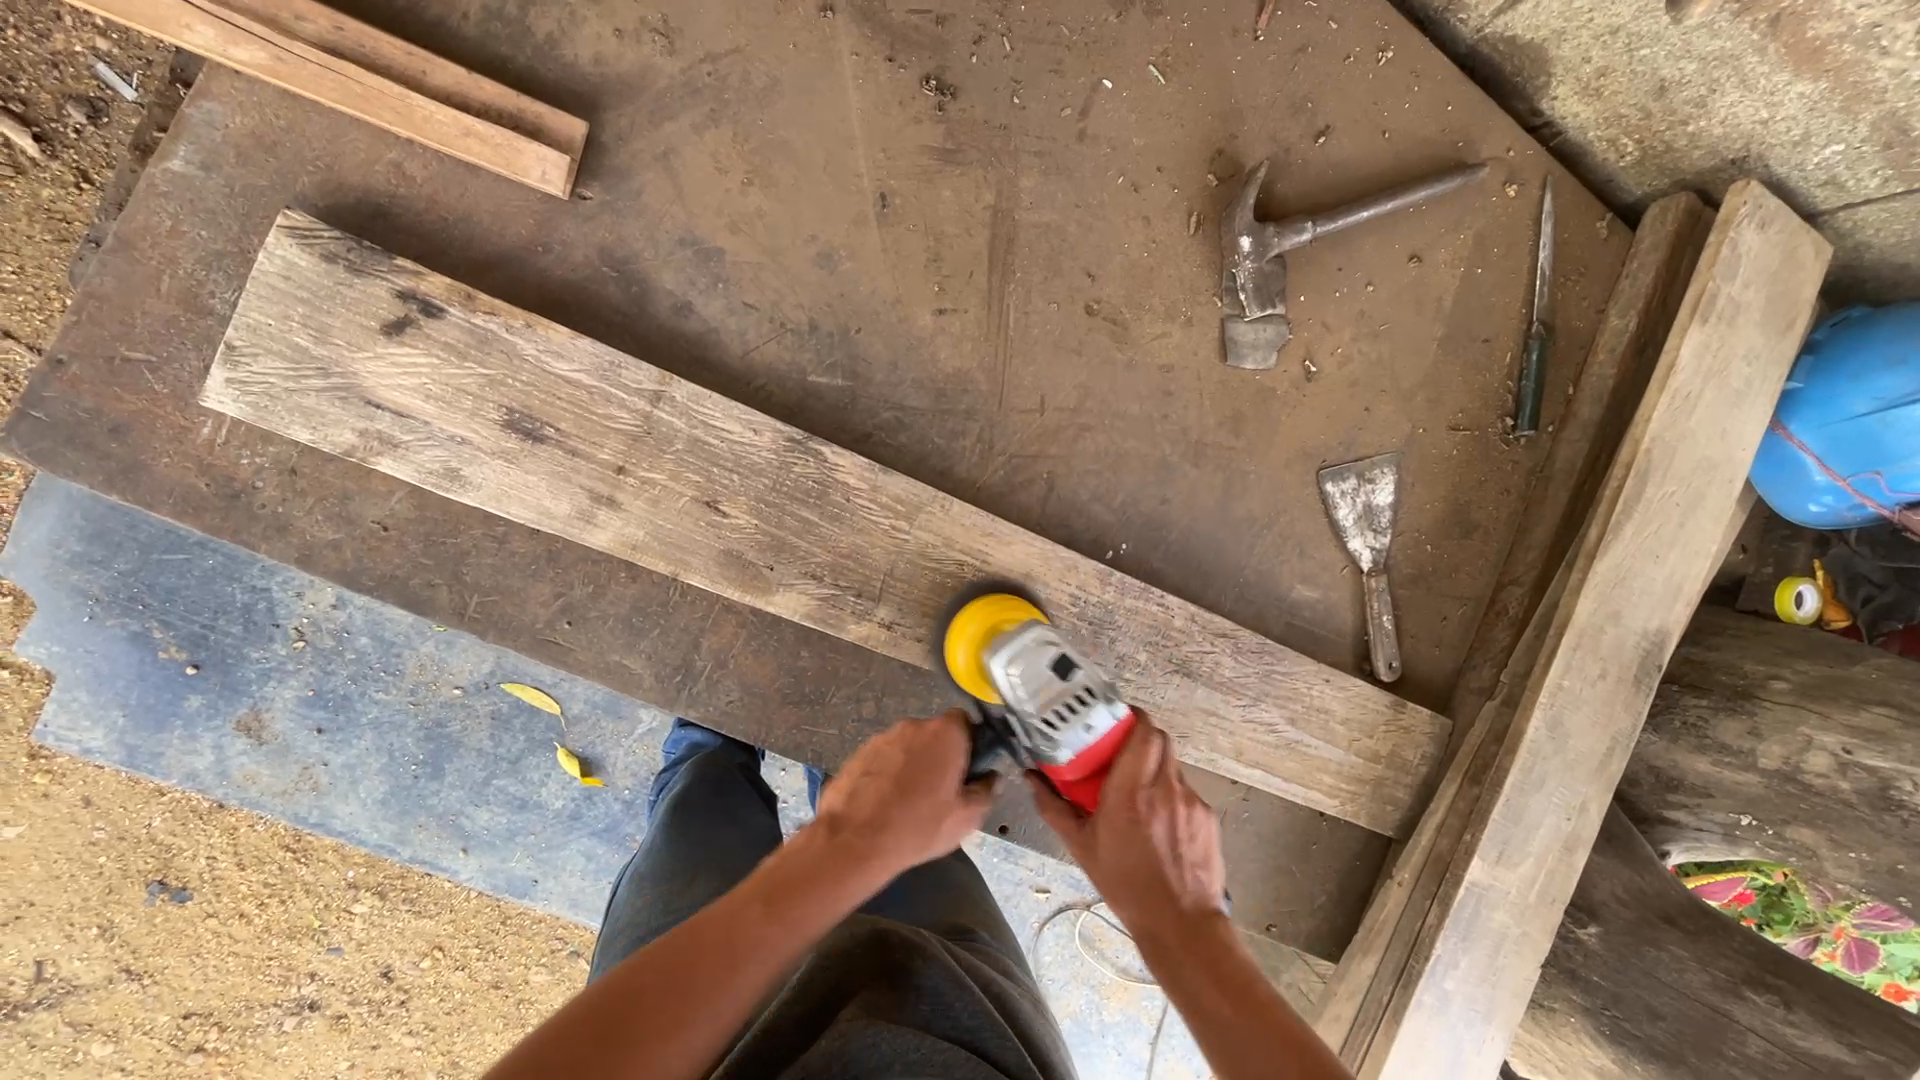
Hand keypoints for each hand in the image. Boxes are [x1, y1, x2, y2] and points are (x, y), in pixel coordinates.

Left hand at [811, 709, 996, 882]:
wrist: (854, 841)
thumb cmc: (919, 826)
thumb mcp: (966, 817)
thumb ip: (986, 791)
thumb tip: (989, 778)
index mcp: (944, 733)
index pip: (964, 721)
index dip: (969, 743)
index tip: (967, 769)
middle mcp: (912, 726)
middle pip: (933, 734)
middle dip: (939, 755)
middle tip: (941, 790)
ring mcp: (880, 738)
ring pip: (906, 747)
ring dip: (911, 765)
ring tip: (908, 801)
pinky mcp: (856, 754)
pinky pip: (882, 759)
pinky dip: (887, 774)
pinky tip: (884, 803)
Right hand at [1029, 714, 1226, 938]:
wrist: (1180, 922)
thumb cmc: (1126, 885)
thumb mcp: (1081, 847)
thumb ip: (1054, 808)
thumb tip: (1032, 779)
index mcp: (1130, 791)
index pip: (1142, 731)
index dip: (1133, 718)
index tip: (1118, 719)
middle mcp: (1163, 788)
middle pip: (1161, 739)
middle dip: (1143, 737)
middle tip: (1124, 751)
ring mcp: (1190, 801)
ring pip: (1173, 765)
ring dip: (1156, 769)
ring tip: (1141, 793)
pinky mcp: (1207, 816)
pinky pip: (1187, 791)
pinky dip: (1172, 796)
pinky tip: (1162, 823)